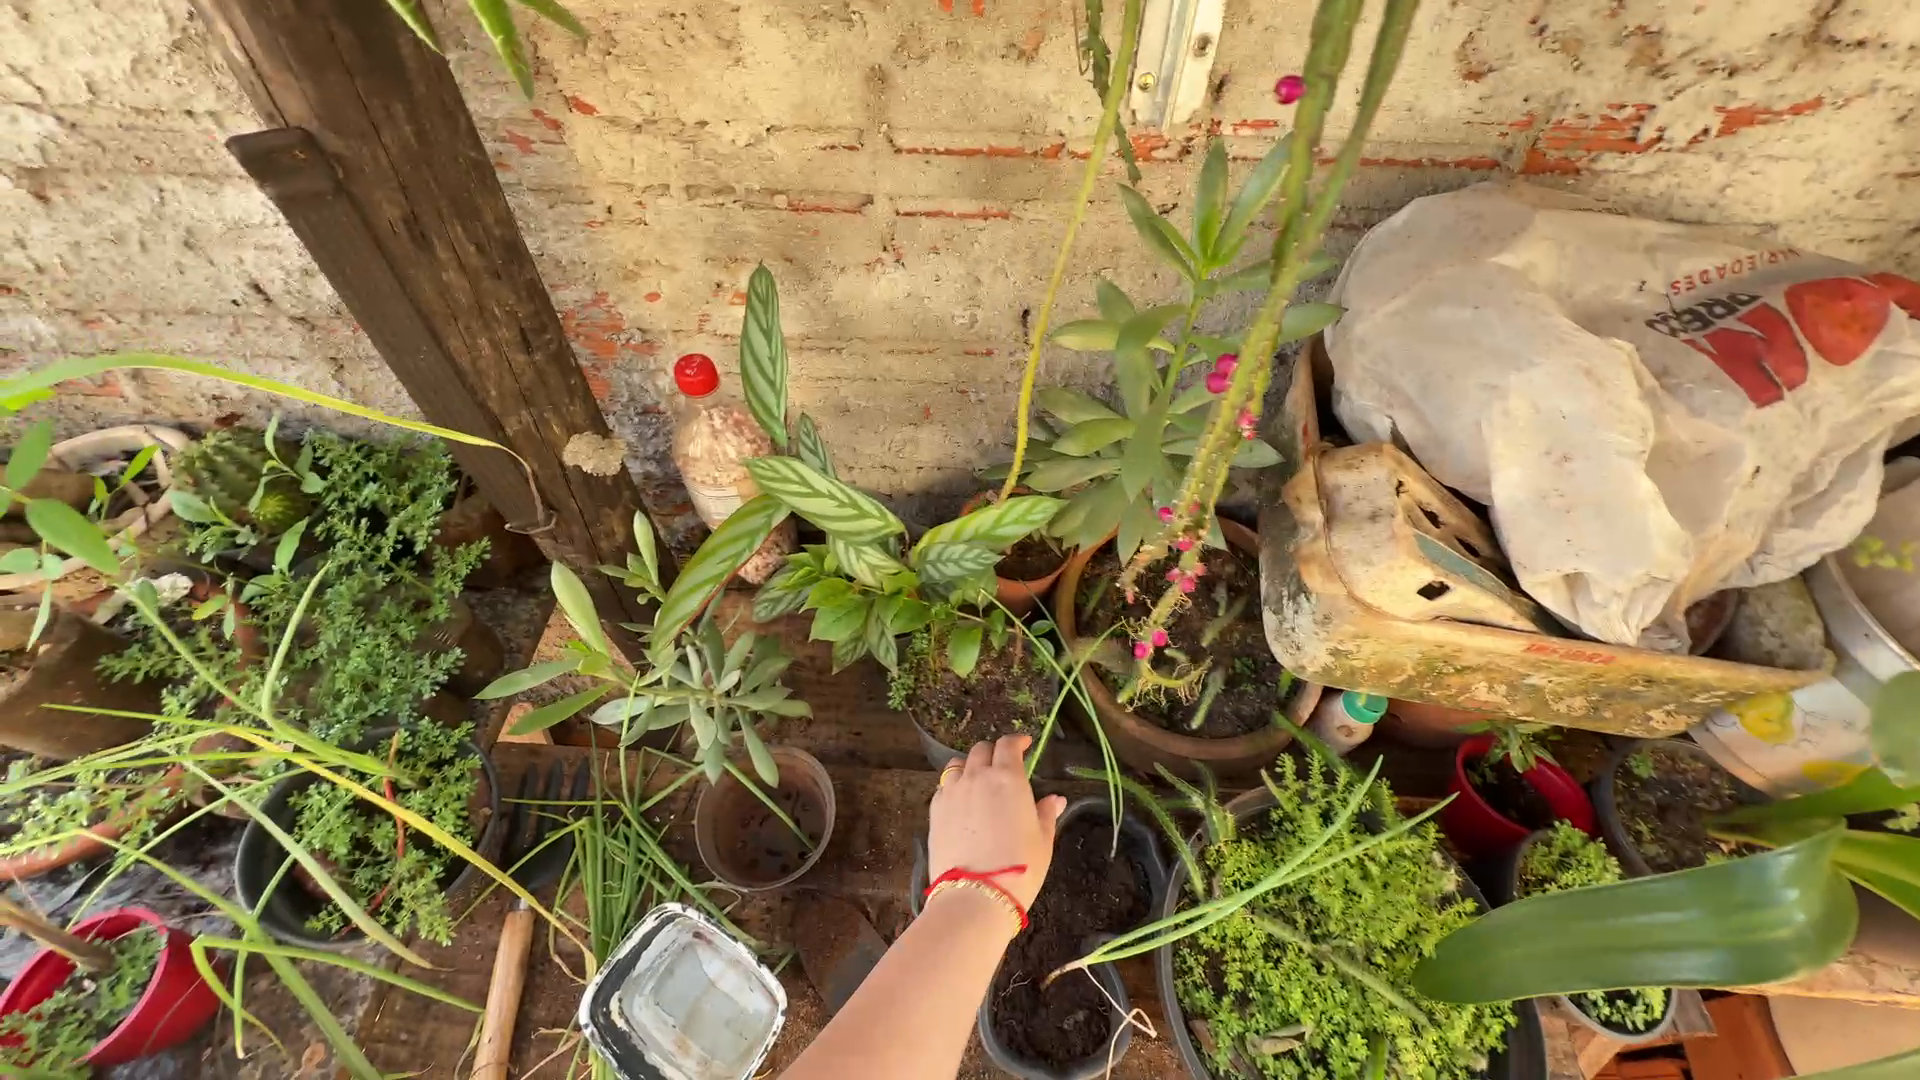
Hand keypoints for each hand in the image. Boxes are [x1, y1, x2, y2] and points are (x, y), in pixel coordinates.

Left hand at [927, 734, 1067, 911]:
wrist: (975, 895)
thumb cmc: (1019, 867)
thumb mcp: (1043, 840)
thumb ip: (1046, 813)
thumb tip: (1055, 799)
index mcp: (1008, 778)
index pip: (1008, 745)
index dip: (1017, 741)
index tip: (1024, 744)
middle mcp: (978, 776)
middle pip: (981, 749)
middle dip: (994, 752)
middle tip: (1003, 765)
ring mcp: (952, 791)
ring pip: (958, 763)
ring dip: (970, 765)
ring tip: (978, 778)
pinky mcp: (935, 809)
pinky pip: (944, 785)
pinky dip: (954, 785)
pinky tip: (961, 800)